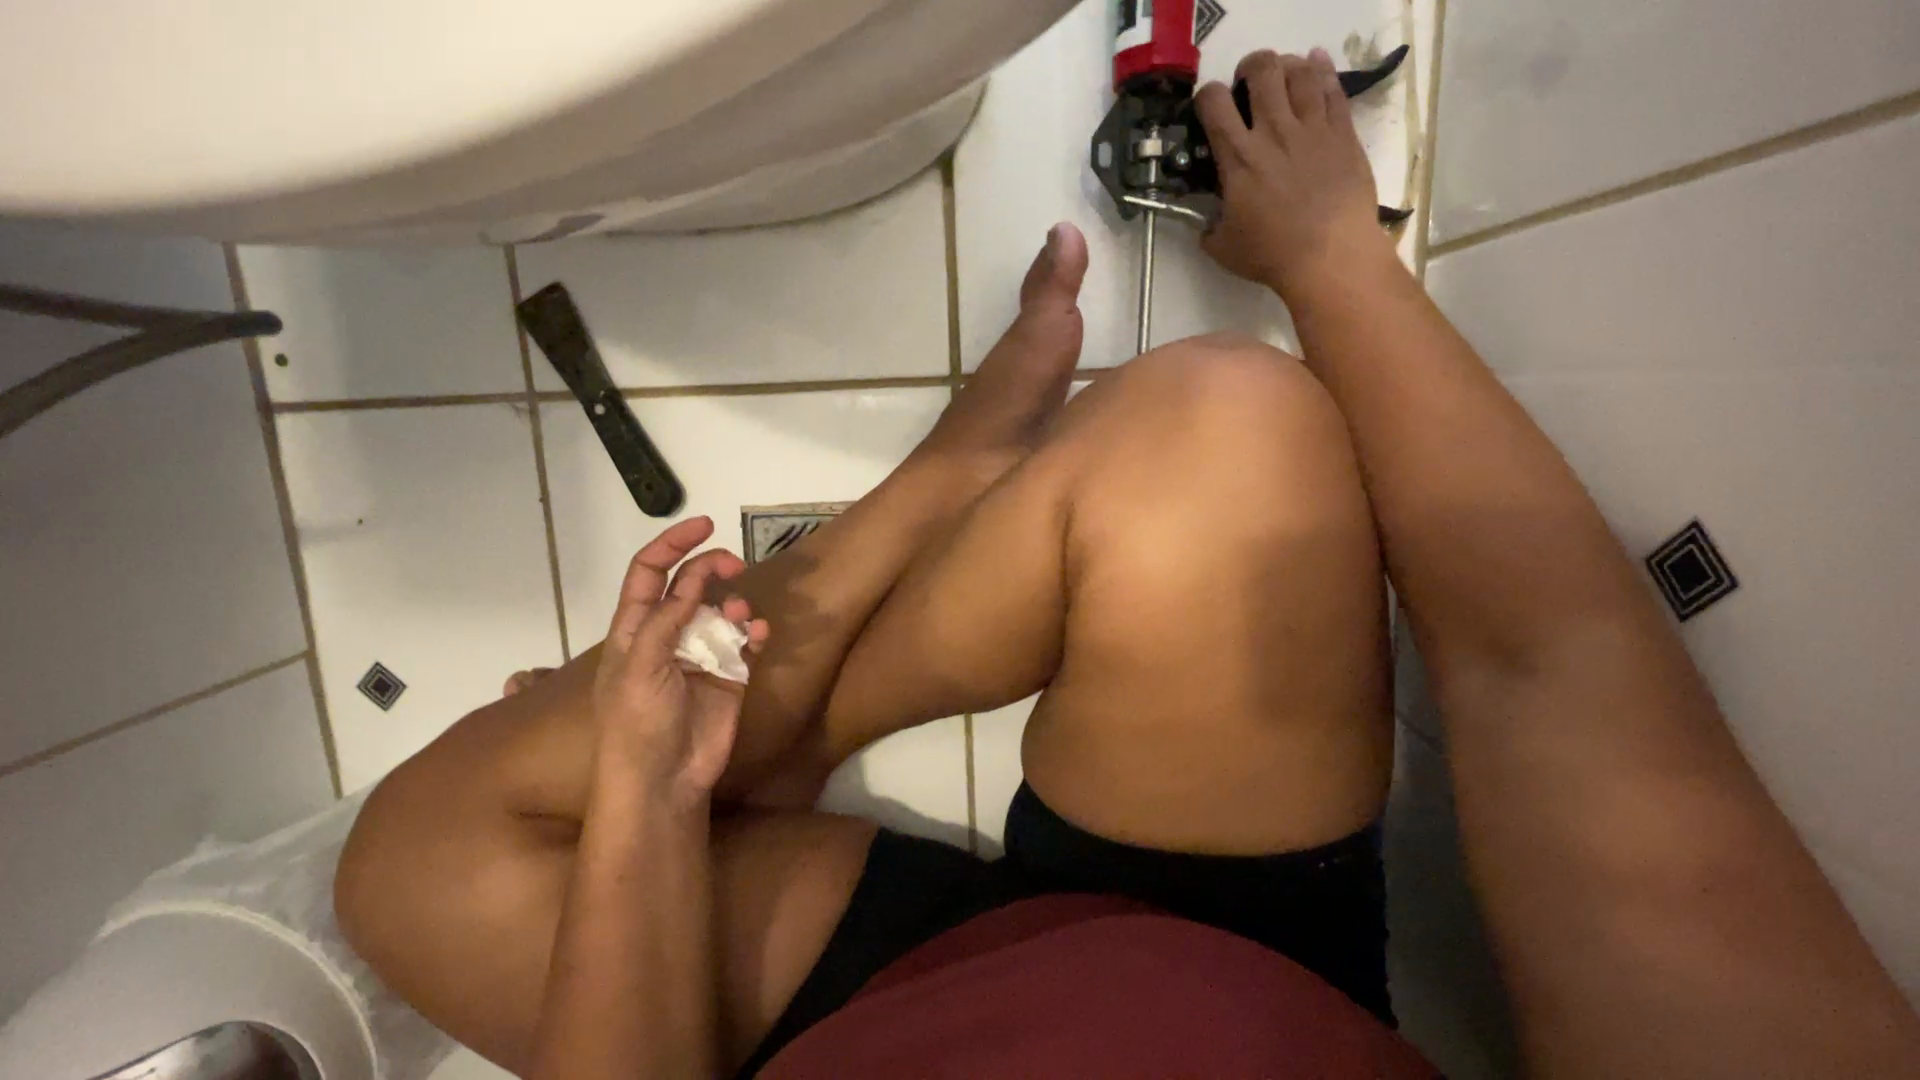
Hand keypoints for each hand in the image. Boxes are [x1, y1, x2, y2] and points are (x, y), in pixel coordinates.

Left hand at [591, 517, 768, 806]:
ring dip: (732, 603)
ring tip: (739, 615)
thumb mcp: (640, 668)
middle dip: (710, 568)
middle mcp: (668, 636)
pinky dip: (754, 633)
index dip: (671, 545)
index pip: (649, 573)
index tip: (704, 525)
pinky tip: (758, 635)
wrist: (664, 782)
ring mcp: (700, 655)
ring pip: (721, 611)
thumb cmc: (637, 725)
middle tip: (733, 564)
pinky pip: (745, 643)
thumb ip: (665, 622)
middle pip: (689, 585)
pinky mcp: (729, 676)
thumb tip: (690, 583)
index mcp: (634, 630)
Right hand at [1195, 48, 1389, 296]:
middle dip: (1251, 67)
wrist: (1329, 256)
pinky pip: (1333, 88)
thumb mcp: (1224, 248)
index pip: (1214, 102)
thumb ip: (1210, 229)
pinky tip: (1316, 65)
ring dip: (1287, 65)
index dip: (1207, 95)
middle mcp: (1274, 132)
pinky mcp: (1343, 133)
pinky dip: (1323, 71)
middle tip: (1249, 82)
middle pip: (1262, 69)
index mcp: (1238, 157)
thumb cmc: (1272, 255)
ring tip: (1282, 76)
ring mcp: (1312, 129)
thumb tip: (1206, 224)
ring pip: (1300, 71)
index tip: (1210, 107)